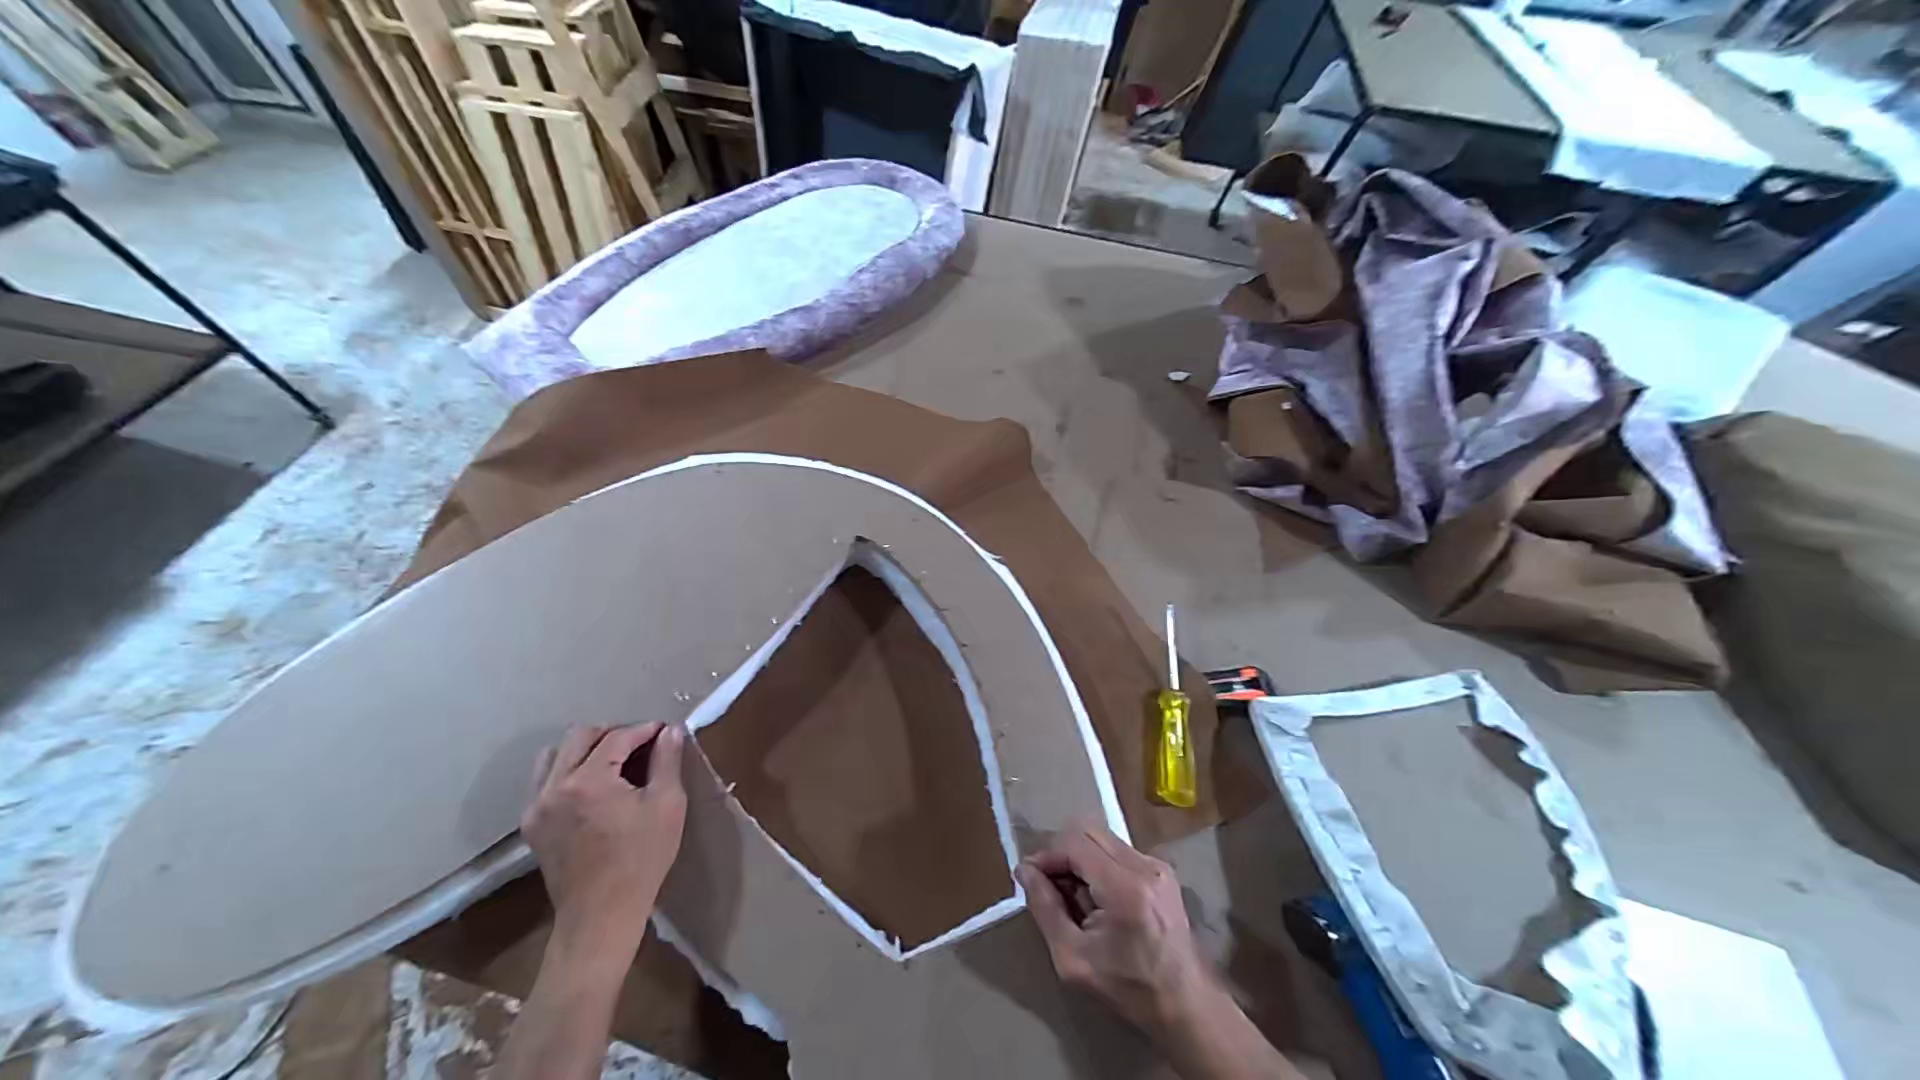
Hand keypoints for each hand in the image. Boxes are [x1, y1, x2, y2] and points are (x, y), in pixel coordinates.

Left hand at [523, 722, 687, 952]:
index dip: (644, 730)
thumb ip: (668, 761)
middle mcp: (554, 787)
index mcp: (588, 781)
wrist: (601, 915)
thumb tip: (670, 731)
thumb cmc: (641, 859)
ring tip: (614, 764)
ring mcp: (536, 806)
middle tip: (641, 746)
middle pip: (580, 736)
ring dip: (586, 750)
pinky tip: (592, 786)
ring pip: (556, 755)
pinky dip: (567, 772)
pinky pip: (544, 781)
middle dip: (614, 734)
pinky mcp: (531, 824)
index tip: (664, 732)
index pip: (616, 738)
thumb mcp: (667, 805)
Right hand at [1015, 820, 1213, 1035]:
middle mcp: (1145, 865)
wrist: (1186, 1004)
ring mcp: (1157, 865)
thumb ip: (1045, 908)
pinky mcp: (1162, 871)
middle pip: (1088, 832)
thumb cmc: (1127, 987)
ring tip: (1072, 895)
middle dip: (1061, 854)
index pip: (1074, 844)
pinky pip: (1118, 852)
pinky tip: (1096, 897)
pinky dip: (1098, 865)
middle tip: (1048, 885)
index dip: (1046, 855)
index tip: (1028, 876)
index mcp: (1125, 887)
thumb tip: (1025, 871)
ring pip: (1102, 839)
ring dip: (1080, 859)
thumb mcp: (1073, 957)